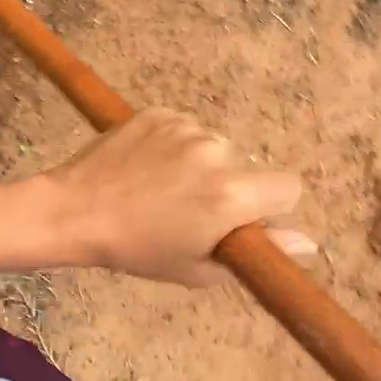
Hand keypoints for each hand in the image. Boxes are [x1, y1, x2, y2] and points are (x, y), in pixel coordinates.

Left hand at [42, 108, 314, 285]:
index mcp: (233, 194)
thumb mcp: (197, 266)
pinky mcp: (157, 113)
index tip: (238, 220)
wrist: (71, 211)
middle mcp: (217, 152)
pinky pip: (182, 130)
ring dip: (196, 164)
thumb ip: (258, 251)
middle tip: (181, 210)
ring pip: (211, 147)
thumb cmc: (133, 249)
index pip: (289, 188)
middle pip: (244, 167)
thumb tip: (309, 243)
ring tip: (154, 189)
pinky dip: (170, 147)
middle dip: (225, 186)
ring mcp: (185, 128)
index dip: (269, 207)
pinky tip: (141, 168)